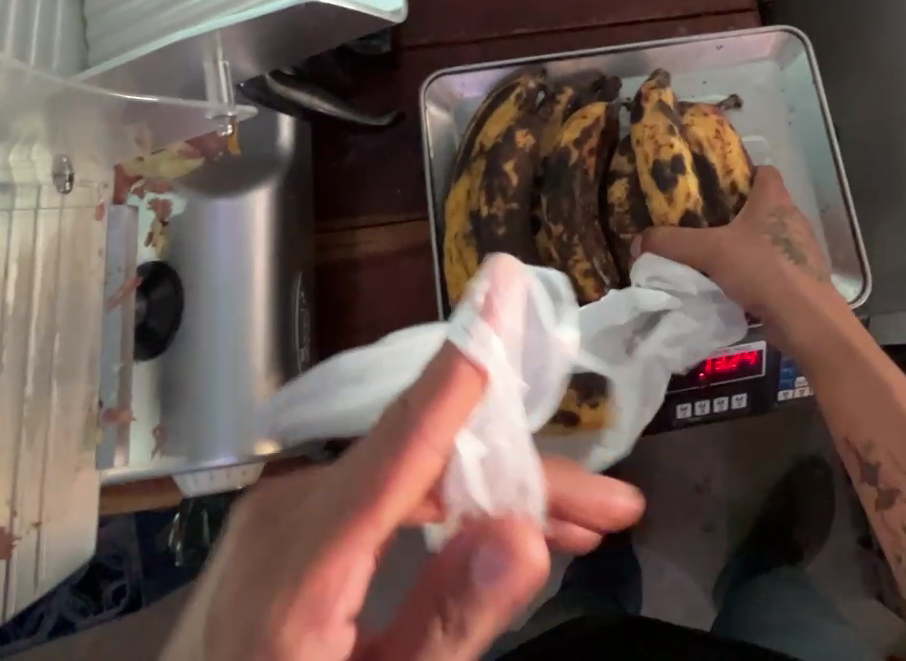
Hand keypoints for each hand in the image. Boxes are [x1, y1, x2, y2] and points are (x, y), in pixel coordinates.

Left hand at [167, 346, 645, 660]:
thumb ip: (449, 618)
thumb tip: (528, 533)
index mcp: (305, 560)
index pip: (403, 438)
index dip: (464, 362)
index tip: (502, 286)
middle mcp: (294, 506)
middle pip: (433, 460)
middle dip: (527, 477)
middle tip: (614, 508)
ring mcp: (291, 503)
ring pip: (418, 470)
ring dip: (496, 491)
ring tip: (584, 525)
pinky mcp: (298, 511)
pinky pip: (389, 487)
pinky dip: (450, 502)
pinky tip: (502, 526)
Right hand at [637, 166, 855, 354]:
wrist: (806, 320)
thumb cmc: (763, 270)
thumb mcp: (710, 251)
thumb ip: (672, 243)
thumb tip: (637, 241)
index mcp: (775, 199)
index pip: (763, 171)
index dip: (740, 173)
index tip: (713, 186)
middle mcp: (791, 219)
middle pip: (761, 205)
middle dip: (734, 213)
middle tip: (702, 223)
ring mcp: (799, 250)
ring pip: (766, 238)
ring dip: (744, 245)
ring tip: (713, 255)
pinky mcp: (801, 278)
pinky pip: (772, 266)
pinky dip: (754, 271)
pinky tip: (732, 283)